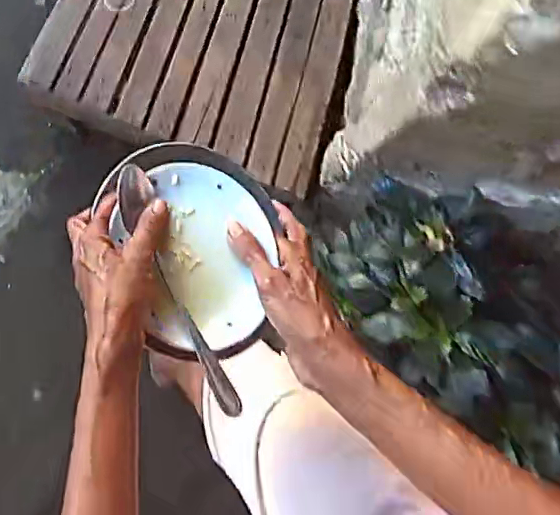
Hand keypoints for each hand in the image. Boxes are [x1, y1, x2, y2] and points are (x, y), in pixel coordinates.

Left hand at [67, 194, 168, 364]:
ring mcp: (89, 277)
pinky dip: (114, 262)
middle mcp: (83, 259)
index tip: (122, 196)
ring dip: (107, 240)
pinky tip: (131, 268)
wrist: (113, 343)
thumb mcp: (137, 259)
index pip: (93, 213)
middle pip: (83, 229)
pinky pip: (102, 269)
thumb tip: (155, 207)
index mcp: (87, 244)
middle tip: (115, 214)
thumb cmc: (115, 306)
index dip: (107, 201)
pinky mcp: (99, 294)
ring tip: (126, 237)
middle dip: (97, 218)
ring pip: (92, 250)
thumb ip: (147, 230)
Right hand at [228, 202, 357, 387]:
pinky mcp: (295, 311)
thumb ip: (252, 253)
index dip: (278, 212)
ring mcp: (301, 291)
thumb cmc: (302, 318)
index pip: (289, 226)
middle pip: (291, 243)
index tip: (265, 202)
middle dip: (277, 230)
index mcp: (298, 258)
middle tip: (257, 221)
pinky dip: (267, 282)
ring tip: (250, 249)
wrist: (324, 359)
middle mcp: (302, 271)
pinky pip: (279, 288)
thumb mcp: (270, 281)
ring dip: (271, 255)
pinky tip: (254, 287)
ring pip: (285, 265)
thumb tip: (235, 224)